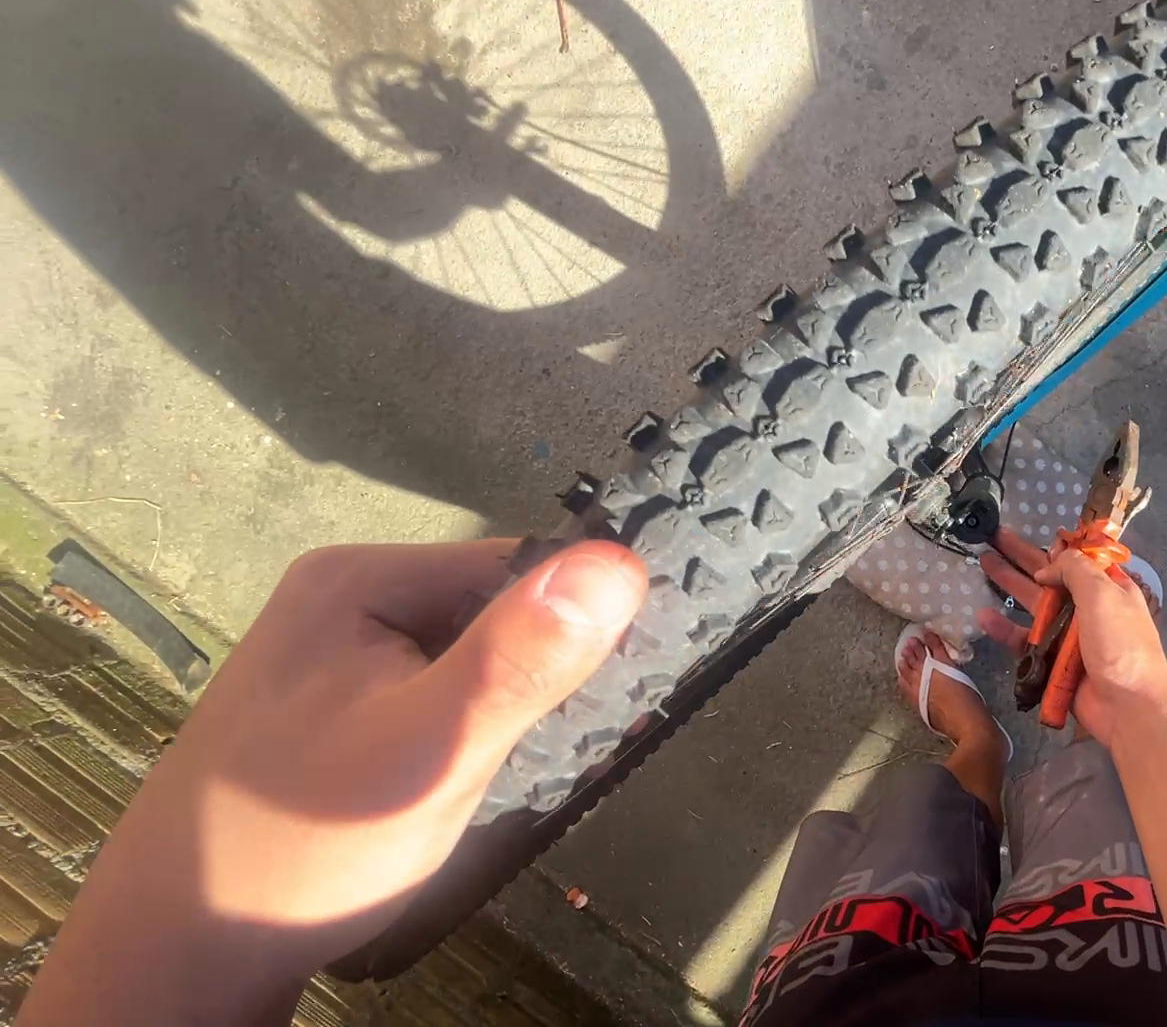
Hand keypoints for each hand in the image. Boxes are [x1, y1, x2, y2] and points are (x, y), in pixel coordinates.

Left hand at [19, 539, 646, 1025]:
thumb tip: (621, 564)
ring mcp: (346, 645)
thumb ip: (523, 657)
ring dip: (516, 700)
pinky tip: (476, 765)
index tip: (598, 694)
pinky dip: (483, 720)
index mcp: (363, 578)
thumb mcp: (435, 747)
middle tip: (557, 741)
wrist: (179, 967)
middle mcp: (352, 595)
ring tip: (517, 759)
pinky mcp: (349, 692)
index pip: (521, 569)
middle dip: (542, 672)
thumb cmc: (306, 848)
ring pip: (482, 650)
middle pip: (503, 608)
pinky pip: (449, 683)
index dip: (571, 628)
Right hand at [978, 530, 1166, 745]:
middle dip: (1023, 556)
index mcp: (1108, 588)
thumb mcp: (1103, 593)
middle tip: (995, 536)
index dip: (1058, 546)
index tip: (1036, 532)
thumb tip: (1048, 566)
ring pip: (1033, 603)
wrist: (1128, 708)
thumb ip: (1074, 569)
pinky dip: (1005, 629)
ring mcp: (1070, 635)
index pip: (1080, 559)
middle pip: (1050, 576)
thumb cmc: (1120, 644)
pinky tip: (984, 616)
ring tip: (984, 561)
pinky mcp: (1053, 661)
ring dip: (1009, 582)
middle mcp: (1088, 607)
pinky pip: (1025, 640)